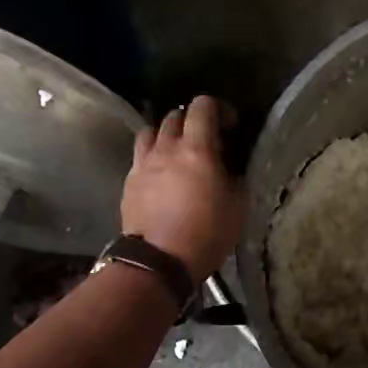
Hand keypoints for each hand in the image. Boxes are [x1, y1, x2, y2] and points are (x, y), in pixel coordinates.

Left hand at [120, 96, 243, 281]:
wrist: (160, 260)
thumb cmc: (207, 233)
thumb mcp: (238, 207)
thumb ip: (236, 178)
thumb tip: (233, 166)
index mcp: (197, 149)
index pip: (203, 107)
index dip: (219, 109)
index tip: (231, 125)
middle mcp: (166, 148)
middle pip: (175, 116)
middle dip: (193, 121)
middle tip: (207, 140)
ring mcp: (143, 163)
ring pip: (152, 131)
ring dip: (167, 135)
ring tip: (179, 152)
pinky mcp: (129, 181)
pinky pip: (141, 156)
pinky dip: (154, 156)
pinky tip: (163, 175)